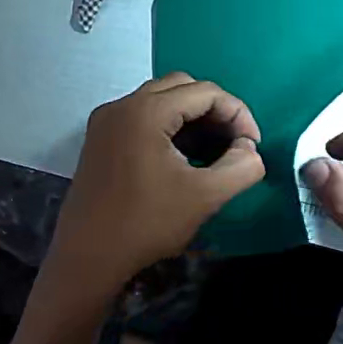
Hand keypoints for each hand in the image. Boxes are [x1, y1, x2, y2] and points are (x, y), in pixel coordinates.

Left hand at [51, 73, 264, 285]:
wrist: (89, 256)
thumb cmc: (147, 224)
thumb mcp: (206, 196)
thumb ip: (241, 167)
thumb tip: (250, 150)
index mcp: (146, 112)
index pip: (206, 92)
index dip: (238, 114)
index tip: (253, 146)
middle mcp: (122, 106)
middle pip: (182, 87)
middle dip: (216, 111)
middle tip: (236, 145)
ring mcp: (107, 122)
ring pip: (162, 101)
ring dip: (194, 119)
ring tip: (215, 152)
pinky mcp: (100, 140)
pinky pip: (144, 118)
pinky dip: (171, 128)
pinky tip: (184, 159)